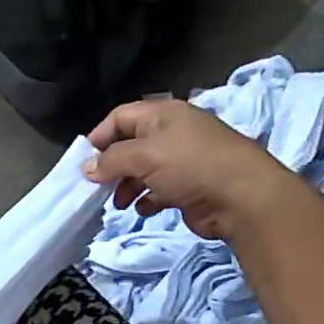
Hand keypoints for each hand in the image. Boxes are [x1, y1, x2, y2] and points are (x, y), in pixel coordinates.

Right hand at [84, 100, 305, 241]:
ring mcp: (182, 160)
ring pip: (142, 170)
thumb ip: (112, 160)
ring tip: (120, 204)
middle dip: (112, 166)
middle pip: (130, 145)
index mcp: (163, 114)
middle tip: (98, 187)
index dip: (99, 137)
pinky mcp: (189, 186)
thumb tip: (88, 168)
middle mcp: (172, 133)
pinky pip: (158, 190)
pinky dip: (146, 200)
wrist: (240, 197)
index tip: (83, 162)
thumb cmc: (190, 166)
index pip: (120, 117)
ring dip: (126, 187)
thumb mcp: (144, 155)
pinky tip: (143, 209)